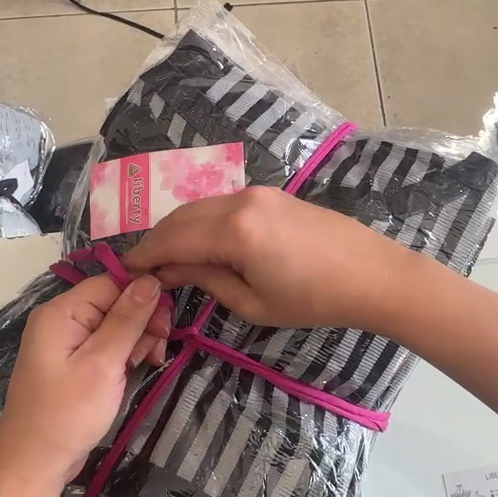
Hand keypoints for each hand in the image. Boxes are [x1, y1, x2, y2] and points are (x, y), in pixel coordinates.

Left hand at [0, 274, 168, 491]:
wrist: (36, 464)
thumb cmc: (67, 413)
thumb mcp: (103, 364)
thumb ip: (127, 319)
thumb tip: (150, 280)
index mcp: (61, 312)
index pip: (112, 283)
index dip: (143, 296)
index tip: (166, 323)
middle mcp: (63, 320)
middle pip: (116, 302)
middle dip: (143, 320)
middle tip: (158, 349)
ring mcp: (69, 342)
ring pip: (118, 324)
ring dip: (140, 339)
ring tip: (150, 363)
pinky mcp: (77, 362)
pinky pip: (110, 344)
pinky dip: (128, 354)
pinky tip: (139, 367)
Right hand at [121, 187, 429, 331]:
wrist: (373, 275)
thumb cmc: (314, 299)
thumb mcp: (254, 303)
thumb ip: (207, 280)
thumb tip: (172, 271)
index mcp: (233, 230)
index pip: (172, 238)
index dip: (145, 255)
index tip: (125, 272)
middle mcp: (240, 200)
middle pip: (182, 215)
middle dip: (158, 239)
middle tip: (144, 267)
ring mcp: (260, 192)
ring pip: (202, 206)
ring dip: (180, 228)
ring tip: (170, 259)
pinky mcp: (275, 194)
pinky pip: (225, 204)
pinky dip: (205, 221)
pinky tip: (204, 243)